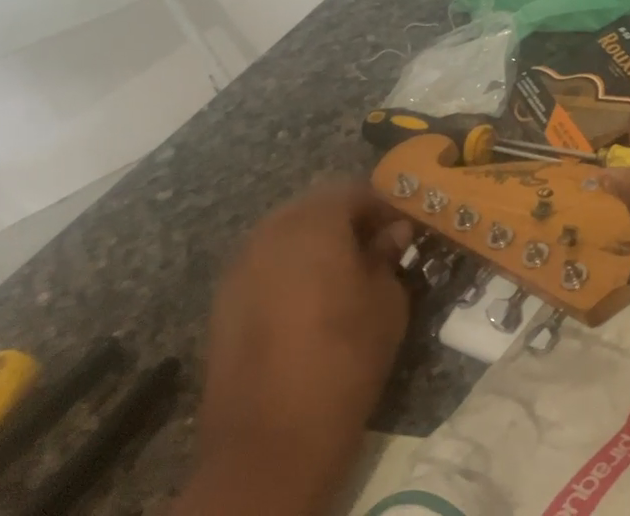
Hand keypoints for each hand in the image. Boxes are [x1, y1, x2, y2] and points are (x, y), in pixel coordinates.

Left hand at [178, 182, 414, 515]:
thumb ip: (387, 257)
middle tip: (379, 248)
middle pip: (314, 208)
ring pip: (286, 236)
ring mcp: (240, 267)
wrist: (272, 437)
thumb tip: (392, 233)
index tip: (405, 229)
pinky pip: (265, 266)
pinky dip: (291, 270)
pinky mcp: (224, 302)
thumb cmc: (346, 356)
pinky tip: (312, 301)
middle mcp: (270, 234)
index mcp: (313, 224)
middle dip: (348, 220)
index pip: (353, 191)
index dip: (384, 205)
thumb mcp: (387, 301)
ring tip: (346, 274)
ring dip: (317, 244)